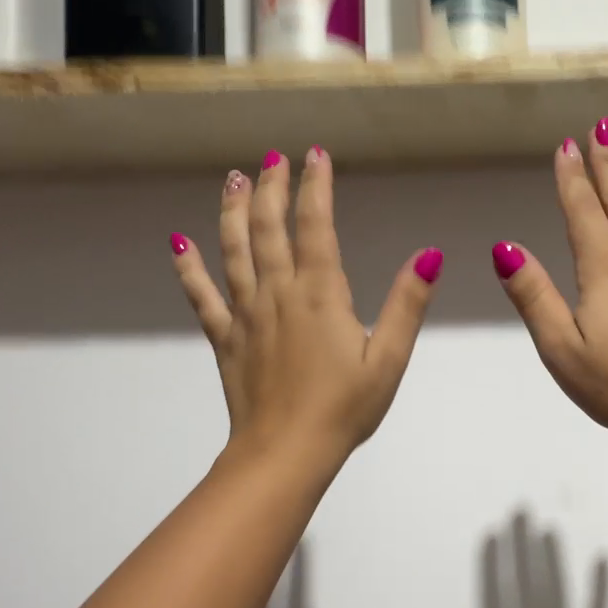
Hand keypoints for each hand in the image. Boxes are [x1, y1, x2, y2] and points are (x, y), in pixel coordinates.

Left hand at [172, 148, 443, 456]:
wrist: (285, 452)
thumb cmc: (344, 408)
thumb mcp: (389, 359)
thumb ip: (406, 304)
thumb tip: (429, 255)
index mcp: (321, 295)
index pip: (316, 227)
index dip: (316, 187)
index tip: (315, 155)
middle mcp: (278, 294)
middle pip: (268, 229)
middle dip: (271, 189)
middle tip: (273, 159)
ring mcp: (245, 315)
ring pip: (234, 251)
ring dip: (233, 211)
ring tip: (234, 180)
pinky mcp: (225, 339)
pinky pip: (202, 296)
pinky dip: (189, 268)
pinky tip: (179, 243)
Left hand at [226, 545, 392, 607]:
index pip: (296, 596)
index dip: (298, 566)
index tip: (295, 533)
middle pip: (254, 590)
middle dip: (254, 553)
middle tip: (254, 519)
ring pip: (230, 606)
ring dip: (235, 575)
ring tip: (236, 548)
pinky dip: (220, 606)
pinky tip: (221, 598)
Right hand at [431, 513, 607, 607]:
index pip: (493, 606)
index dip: (491, 569)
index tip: (490, 535)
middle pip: (525, 592)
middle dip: (521, 550)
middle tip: (520, 511)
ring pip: (557, 601)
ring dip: (553, 563)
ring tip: (548, 528)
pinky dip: (600, 593)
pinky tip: (603, 563)